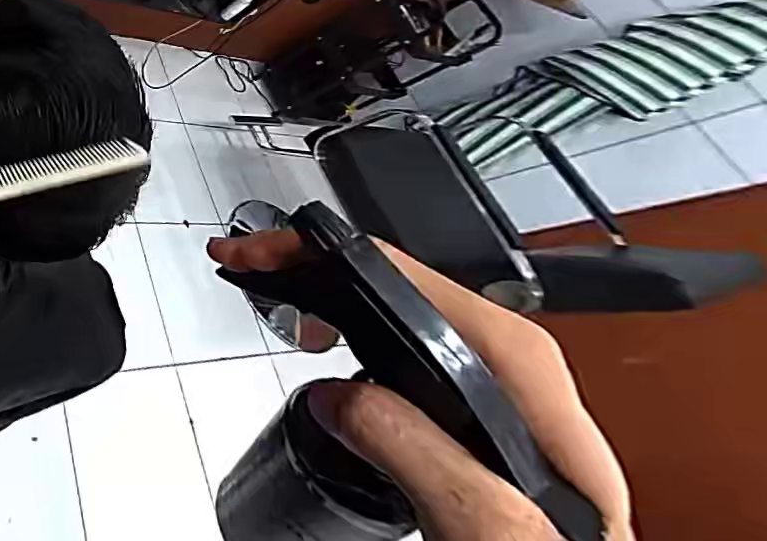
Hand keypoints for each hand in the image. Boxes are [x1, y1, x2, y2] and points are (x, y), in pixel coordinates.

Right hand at [208, 230, 632, 540]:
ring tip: (266, 284)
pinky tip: (316, 334)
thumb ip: (417, 453)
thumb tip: (332, 393)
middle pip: (390, 281)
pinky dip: (338, 318)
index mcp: (523, 386)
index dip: (315, 253)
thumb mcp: (495, 532)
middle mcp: (512, 377)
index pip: (402, 279)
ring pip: (389, 306)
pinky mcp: (466, 413)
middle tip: (243, 259)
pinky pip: (391, 340)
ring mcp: (491, 394)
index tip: (255, 254)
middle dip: (305, 259)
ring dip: (318, 284)